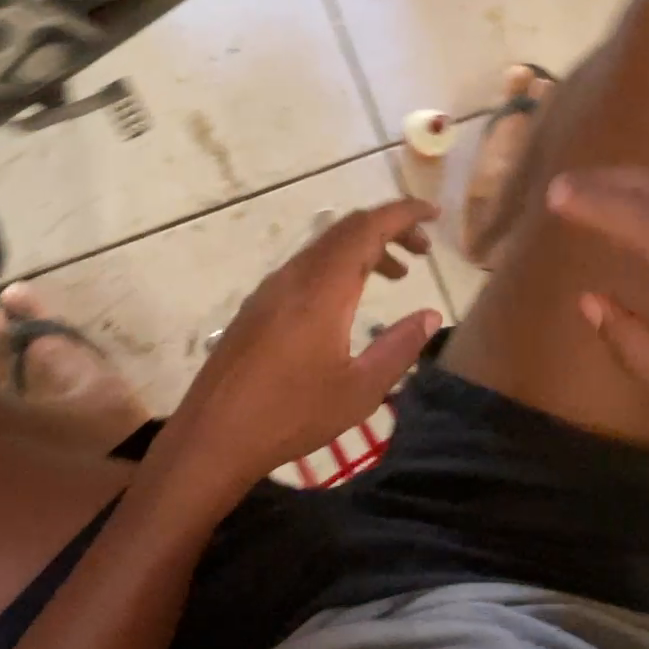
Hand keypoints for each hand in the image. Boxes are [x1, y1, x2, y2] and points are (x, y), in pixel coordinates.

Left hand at [160, 199, 443, 496]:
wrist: (214, 435)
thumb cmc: (292, 414)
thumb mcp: (360, 389)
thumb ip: (399, 346)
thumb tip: (430, 314)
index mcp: (323, 288)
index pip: (368, 228)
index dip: (404, 213)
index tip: (434, 213)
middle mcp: (295, 276)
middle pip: (346, 229)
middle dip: (389, 228)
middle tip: (423, 249)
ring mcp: (271, 288)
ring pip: (324, 247)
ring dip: (363, 249)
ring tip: (397, 275)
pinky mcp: (257, 306)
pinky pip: (305, 266)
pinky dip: (338, 266)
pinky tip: (349, 301)